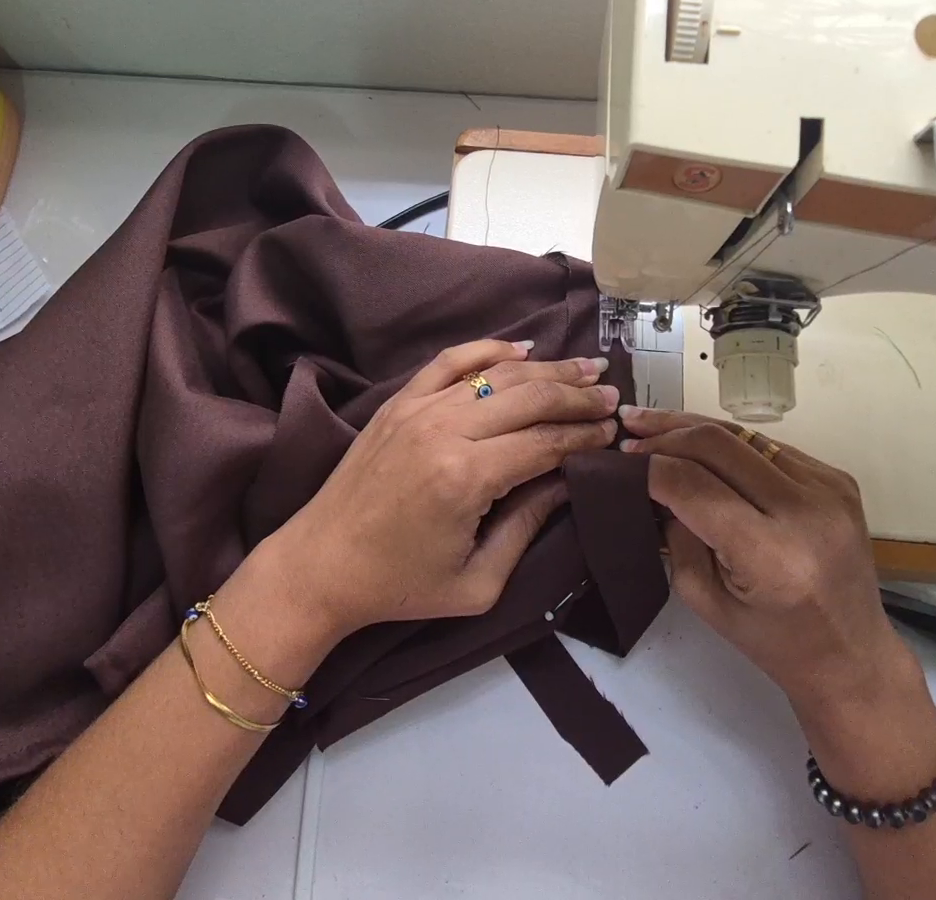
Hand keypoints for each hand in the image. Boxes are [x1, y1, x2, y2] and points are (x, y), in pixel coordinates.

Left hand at [257, 339, 618, 638]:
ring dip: (546, 369)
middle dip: (577, 396)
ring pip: (496, 374)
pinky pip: (449, 361)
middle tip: (611, 396)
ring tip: (585, 368)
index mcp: (466, 477)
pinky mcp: (397, 403)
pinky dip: (488, 349)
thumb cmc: (400, 585)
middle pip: (528, 398)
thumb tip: (569, 480)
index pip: (544, 442)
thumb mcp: (478, 582)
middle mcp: (444, 430)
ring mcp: (417, 409)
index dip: (585, 435)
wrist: (320, 565)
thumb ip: (527, 526)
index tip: (614, 432)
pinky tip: (521, 350)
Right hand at [619, 406, 909, 705]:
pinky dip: (729, 445)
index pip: (693, 486)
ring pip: (743, 436)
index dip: (650, 467)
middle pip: (718, 445)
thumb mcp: (703, 598)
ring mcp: (828, 489)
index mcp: (770, 554)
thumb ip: (676, 535)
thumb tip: (652, 479)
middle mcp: (805, 511)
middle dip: (665, 434)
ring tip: (652, 422)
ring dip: (693, 427)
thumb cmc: (771, 641)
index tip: (618, 461)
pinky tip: (700, 446)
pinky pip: (769, 448)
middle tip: (628, 429)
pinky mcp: (837, 480)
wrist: (852, 655)